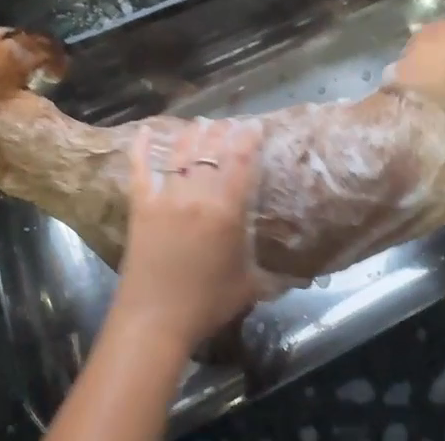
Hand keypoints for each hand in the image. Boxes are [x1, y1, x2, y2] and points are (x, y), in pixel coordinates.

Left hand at [117, 119, 268, 348]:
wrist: (153, 322)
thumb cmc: (206, 305)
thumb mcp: (249, 287)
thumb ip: (275, 275)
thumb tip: (303, 275)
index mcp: (227, 209)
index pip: (242, 159)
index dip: (249, 137)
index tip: (255, 125)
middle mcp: (197, 194)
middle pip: (212, 149)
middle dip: (224, 131)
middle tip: (232, 125)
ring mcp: (166, 197)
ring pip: (181, 152)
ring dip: (194, 134)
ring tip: (203, 123)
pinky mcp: (141, 206)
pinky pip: (141, 169)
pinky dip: (142, 148)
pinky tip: (145, 131)